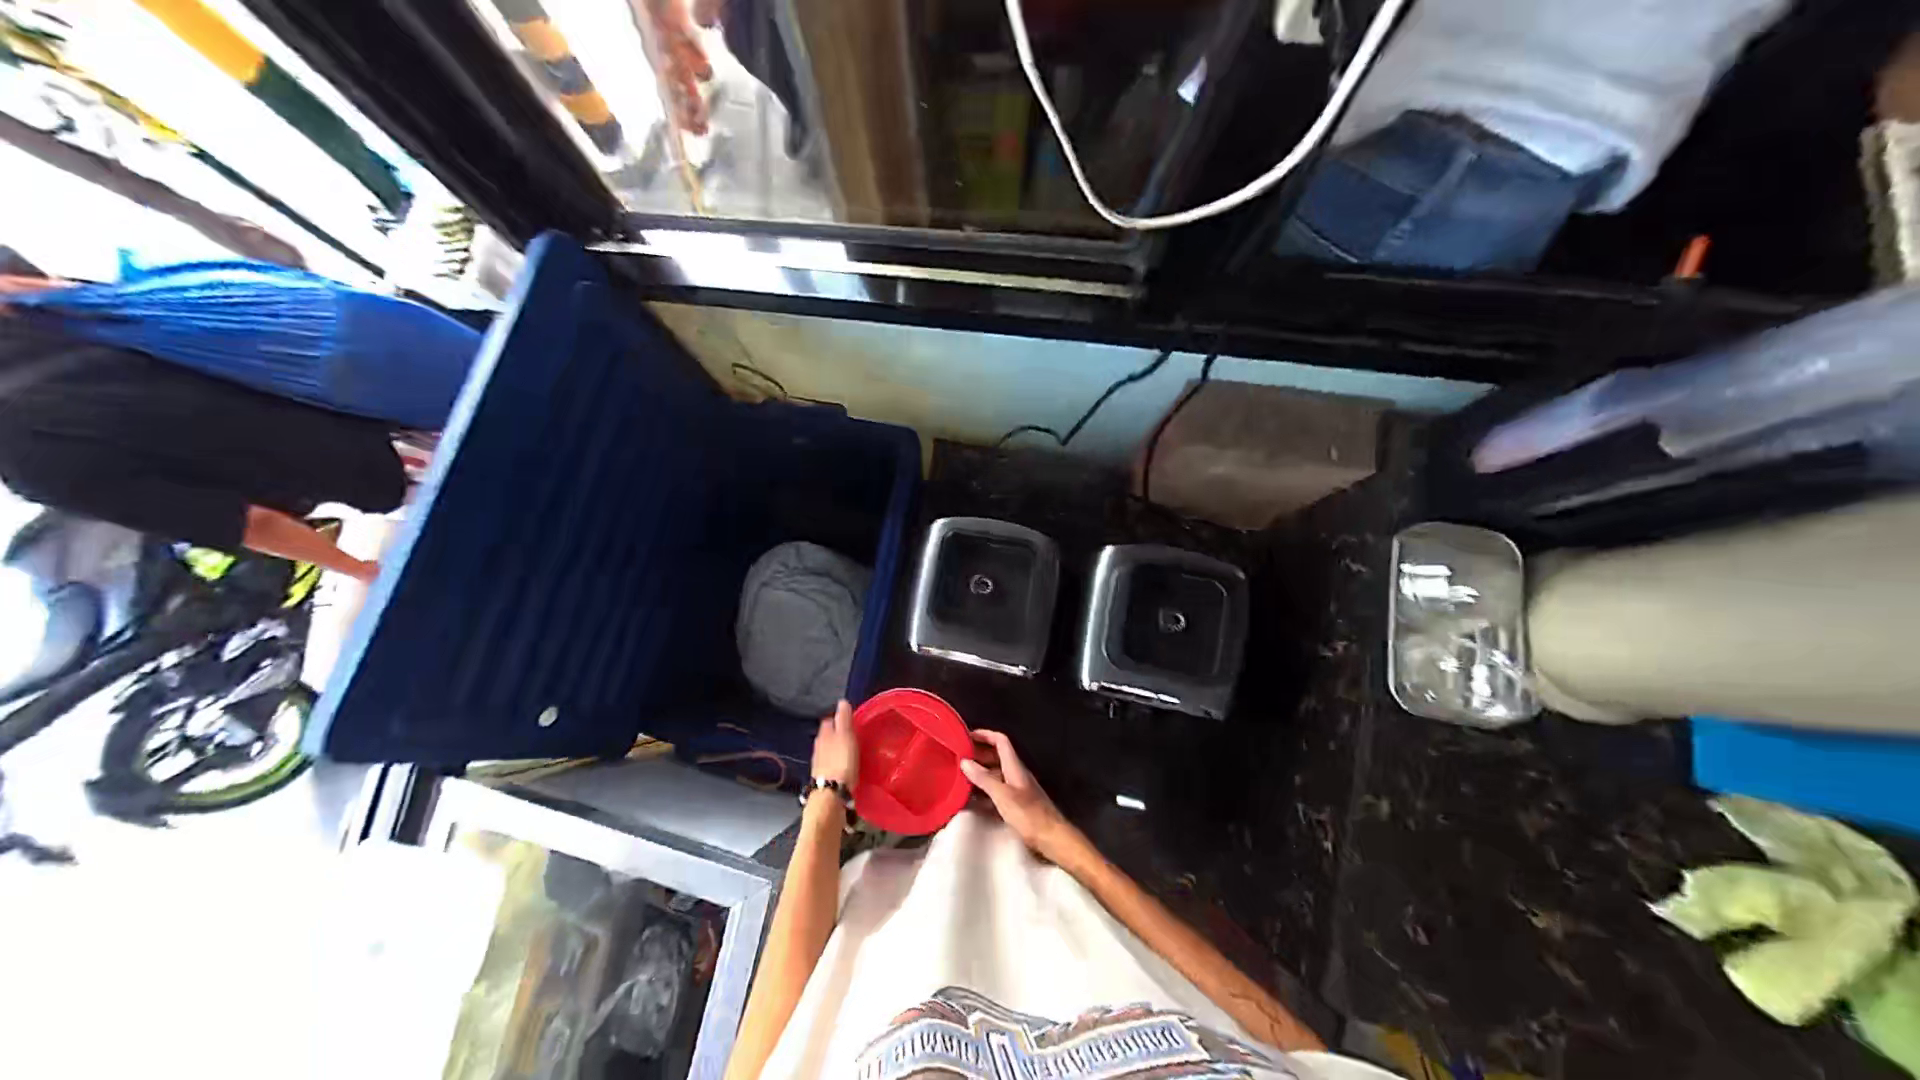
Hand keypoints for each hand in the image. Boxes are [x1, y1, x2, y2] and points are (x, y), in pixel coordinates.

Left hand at [811, 700, 857, 787]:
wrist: (831, 793)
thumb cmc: (841, 762)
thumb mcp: (846, 736)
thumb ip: (843, 719)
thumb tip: (842, 701)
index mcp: (824, 734)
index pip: (829, 719)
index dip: (838, 717)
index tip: (848, 717)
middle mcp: (818, 746)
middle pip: (827, 734)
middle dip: (837, 732)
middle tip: (851, 733)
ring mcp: (819, 762)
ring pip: (828, 749)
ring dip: (836, 747)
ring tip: (849, 749)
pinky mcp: (823, 776)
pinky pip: (830, 763)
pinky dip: (836, 761)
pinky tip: (844, 765)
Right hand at [960, 730, 1086, 863]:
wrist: (1052, 839)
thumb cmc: (1029, 815)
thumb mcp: (1003, 795)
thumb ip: (984, 778)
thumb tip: (965, 762)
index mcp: (1014, 767)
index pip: (1000, 741)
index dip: (984, 735)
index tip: (966, 736)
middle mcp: (1015, 774)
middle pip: (996, 756)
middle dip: (978, 754)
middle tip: (958, 758)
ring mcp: (1016, 790)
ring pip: (995, 774)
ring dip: (979, 773)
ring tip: (960, 777)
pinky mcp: (1016, 805)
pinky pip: (996, 792)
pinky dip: (984, 791)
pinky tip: (972, 799)